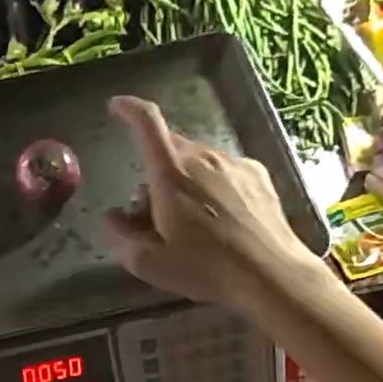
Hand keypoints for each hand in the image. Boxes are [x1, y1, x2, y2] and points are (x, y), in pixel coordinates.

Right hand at [103, 95, 325, 306]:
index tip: (117, 107)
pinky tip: (221, 220)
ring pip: (197, 162)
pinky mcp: (258, 175)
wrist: (270, 274)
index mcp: (171, 174)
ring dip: (185, 182)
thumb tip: (112, 216)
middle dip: (155, 173)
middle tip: (154, 214)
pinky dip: (213, 187)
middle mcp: (203, 158)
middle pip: (170, 150)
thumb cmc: (206, 269)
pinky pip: (224, 171)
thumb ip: (120, 236)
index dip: (129, 109)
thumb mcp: (150, 263)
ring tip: (191, 223)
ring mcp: (233, 164)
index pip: (147, 123)